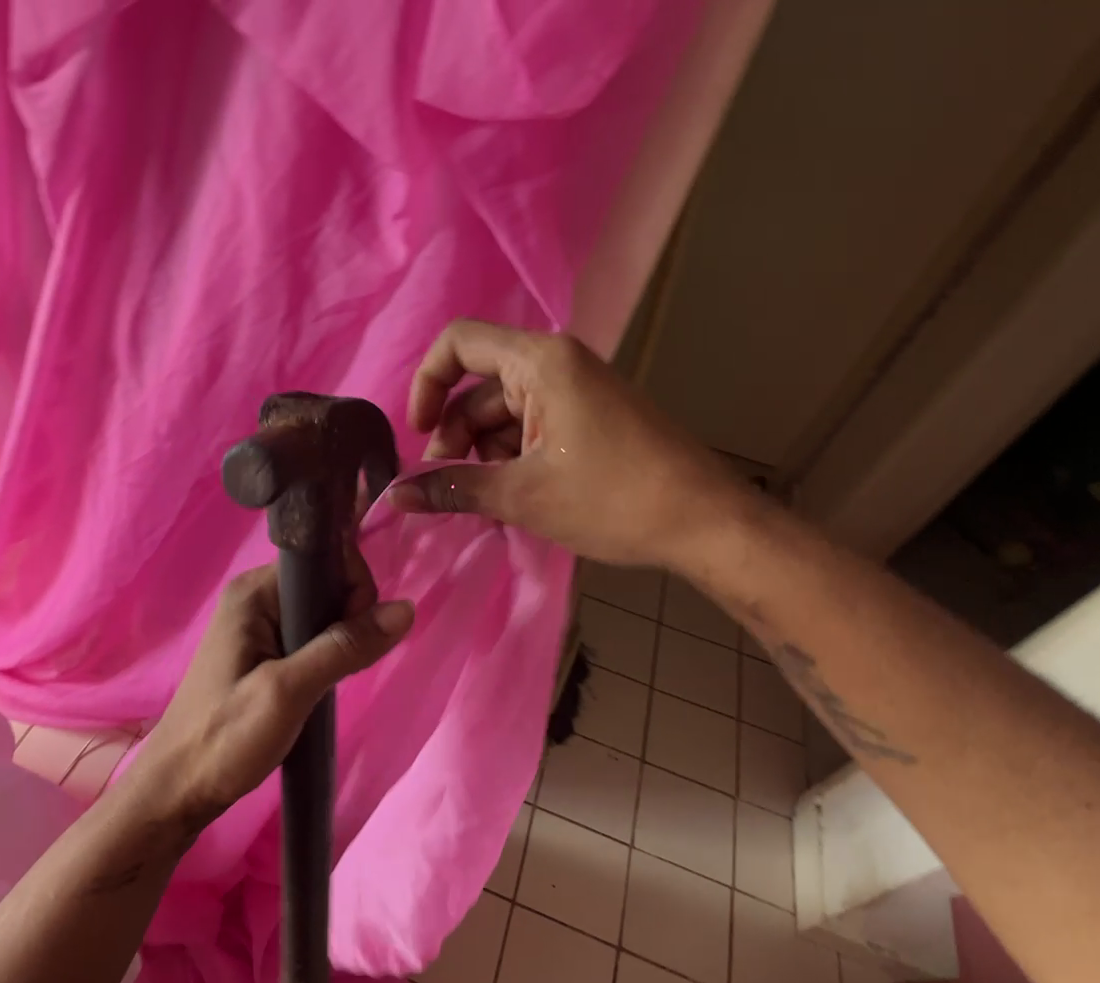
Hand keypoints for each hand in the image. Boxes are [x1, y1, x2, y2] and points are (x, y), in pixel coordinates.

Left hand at [127, 563, 413, 830]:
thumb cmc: (225, 739)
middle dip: (350, 620)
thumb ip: (344, 647)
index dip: (354, 589)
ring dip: (339, 643)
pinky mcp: (263, 651)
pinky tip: (319, 686)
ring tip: (324, 684)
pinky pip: (311, 636)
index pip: (326, 559)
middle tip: (338, 670)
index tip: (355, 637)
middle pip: (328, 584)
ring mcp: (258, 624)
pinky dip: (326, 656)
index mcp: (254, 591)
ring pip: (324, 614)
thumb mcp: (288, 693)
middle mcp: (255, 596)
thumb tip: (406, 609)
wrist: (178, 789)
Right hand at [387, 320, 754, 568]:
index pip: (458, 343)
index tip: (419, 436)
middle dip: (455, 436)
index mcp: (540, 362)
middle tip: (445, 489)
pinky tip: (512, 498)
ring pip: (504, 412)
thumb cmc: (611, 499)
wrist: (704, 522)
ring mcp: (578, 390)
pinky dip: (512, 459)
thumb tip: (395, 494)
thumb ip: (452, 488)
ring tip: (485, 502)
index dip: (426, 384)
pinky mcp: (591, 417)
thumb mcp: (521, 495)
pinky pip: (532, 427)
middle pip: (479, 386)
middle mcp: (557, 363)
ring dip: (483, 455)